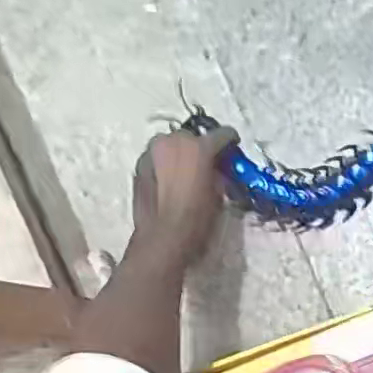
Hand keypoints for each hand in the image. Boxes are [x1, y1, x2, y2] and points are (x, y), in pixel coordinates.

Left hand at [130, 125, 239, 271]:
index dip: (230, 142)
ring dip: (181, 155)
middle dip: (201, 149)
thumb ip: (218, 176)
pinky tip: (170, 183)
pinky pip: (158, 158)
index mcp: (199, 148)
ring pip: (172, 145)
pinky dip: (166, 165)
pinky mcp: (139, 164)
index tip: (233, 150)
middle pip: (192, 137)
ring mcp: (152, 151)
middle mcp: (173, 141)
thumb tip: (215, 172)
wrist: (163, 238)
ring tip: (187, 175)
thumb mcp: (219, 197)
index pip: (222, 134)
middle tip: (208, 167)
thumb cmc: (197, 221)